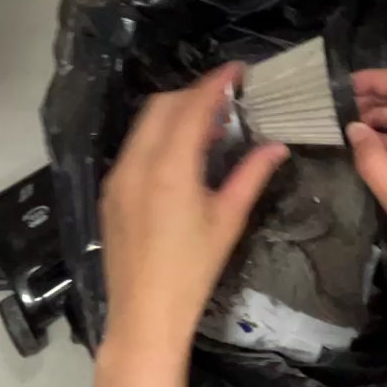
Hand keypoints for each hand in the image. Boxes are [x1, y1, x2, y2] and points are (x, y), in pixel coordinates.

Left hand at [100, 63, 288, 350]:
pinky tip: (181, 156)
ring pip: (145, 124)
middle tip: (226, 102)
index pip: (192, 107)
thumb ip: (251, 175)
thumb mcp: (228, 221)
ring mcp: (118, 176)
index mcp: (169, 168)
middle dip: (194, 94)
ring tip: (208, 128)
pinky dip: (159, 136)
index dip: (215, 83)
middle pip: (163, 105)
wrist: (143, 316)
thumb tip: (276, 146)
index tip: (237, 70)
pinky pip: (135, 146)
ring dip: (175, 114)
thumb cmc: (192, 271)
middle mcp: (137, 163)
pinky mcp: (110, 191)